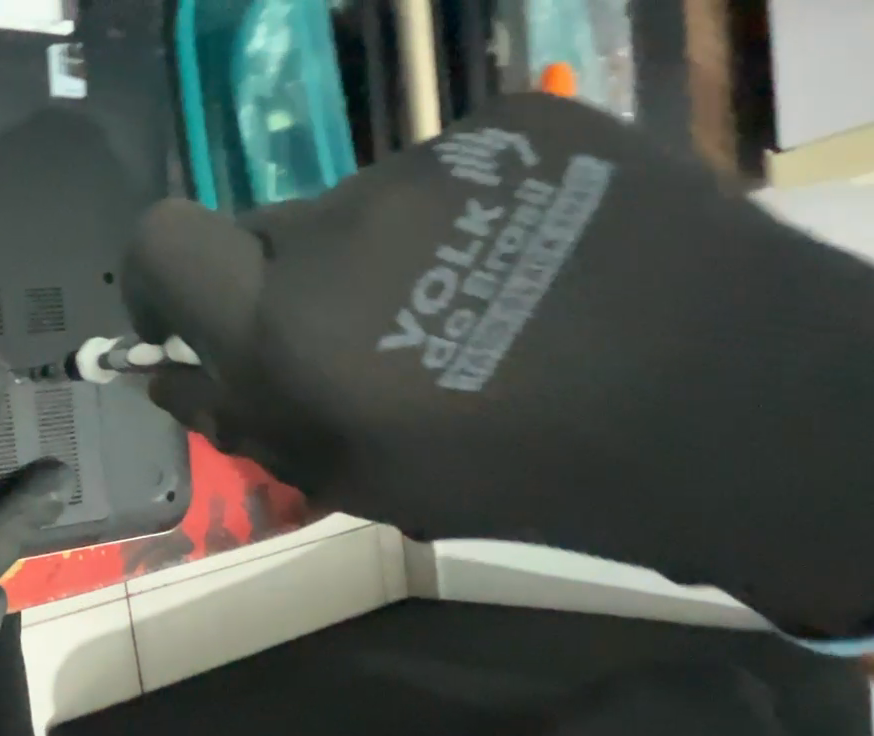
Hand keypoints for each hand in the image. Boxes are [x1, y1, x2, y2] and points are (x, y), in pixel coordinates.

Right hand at [123, 93, 873, 636]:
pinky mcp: (517, 122)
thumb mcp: (343, 474)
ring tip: (457, 315)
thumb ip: (237, 419)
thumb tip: (166, 376)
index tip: (184, 318)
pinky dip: (447, 223)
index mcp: (285, 318)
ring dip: (369, 263)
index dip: (152, 276)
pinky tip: (517, 271)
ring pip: (351, 211)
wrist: (721, 403)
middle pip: (257, 235)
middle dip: (276, 289)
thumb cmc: (500, 469)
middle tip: (349, 344)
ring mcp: (433, 160)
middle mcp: (338, 223)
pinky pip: (438, 175)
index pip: (158, 241)